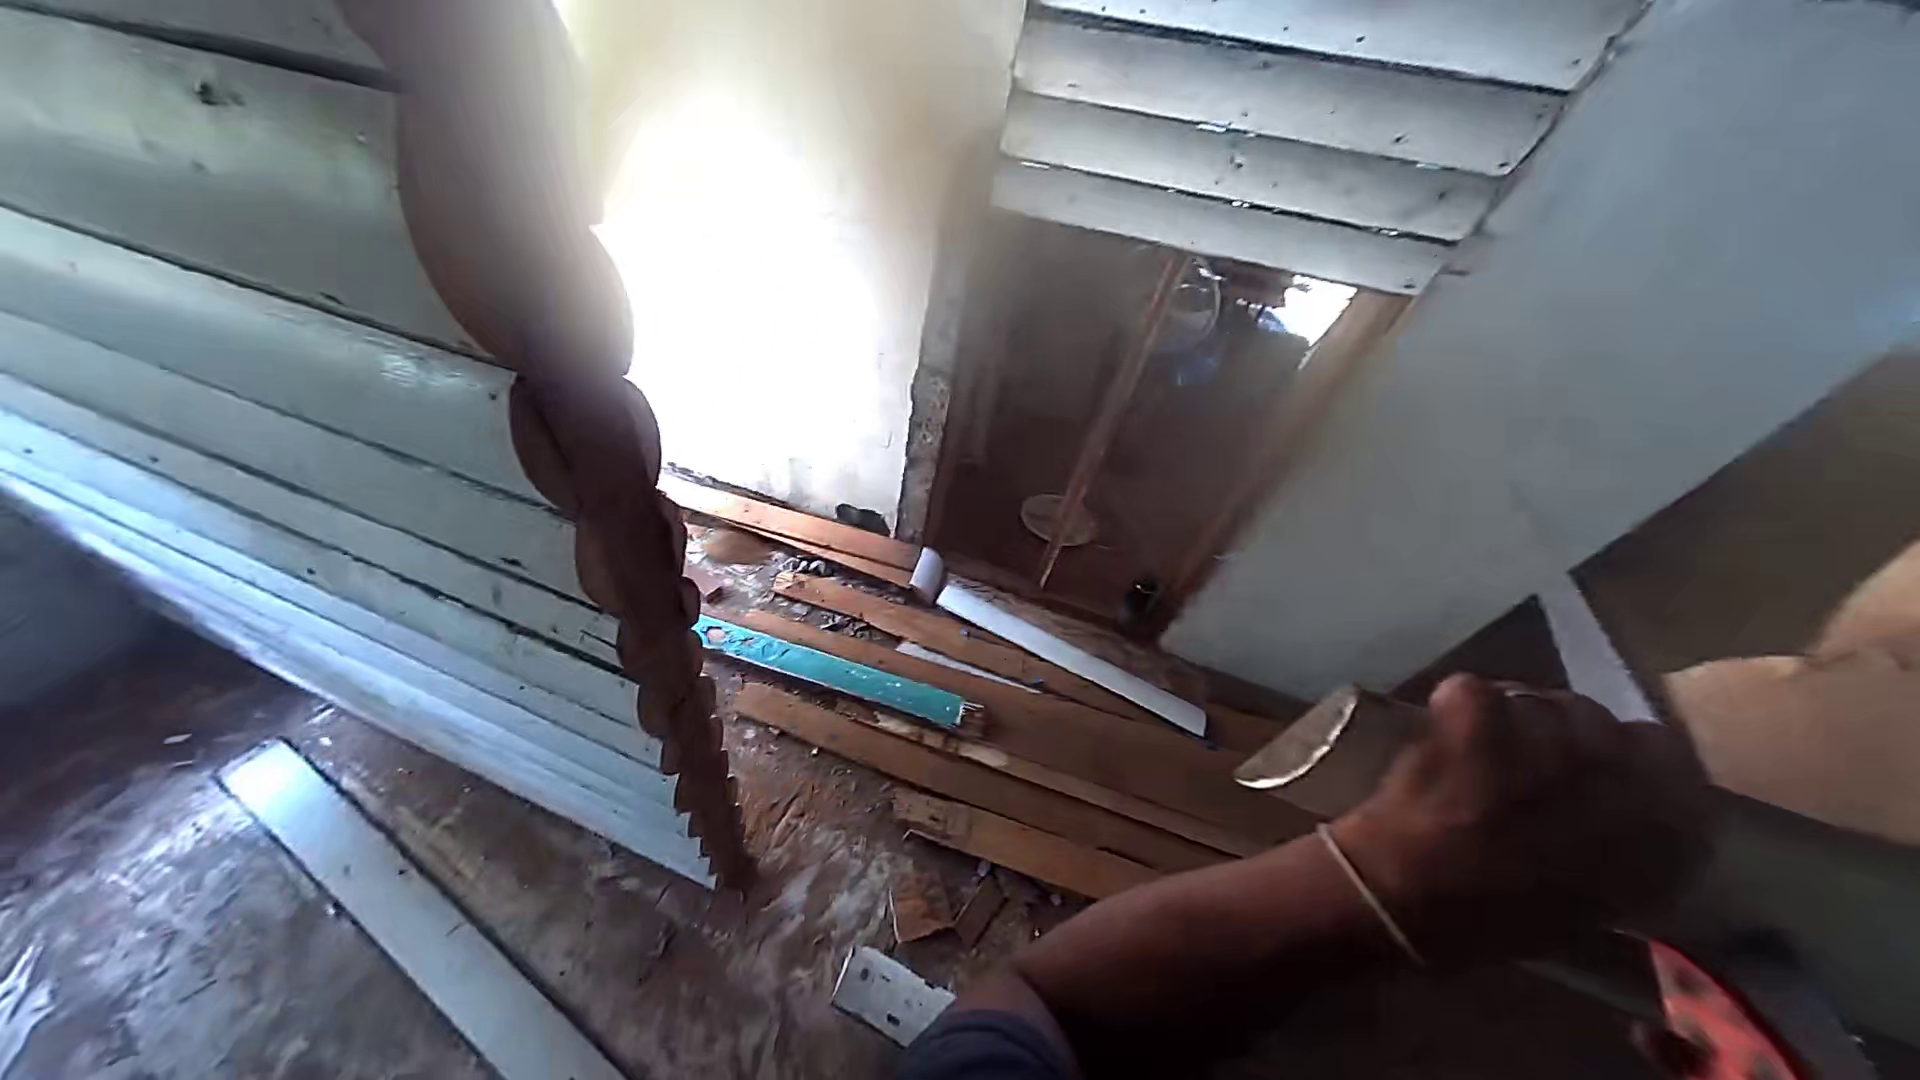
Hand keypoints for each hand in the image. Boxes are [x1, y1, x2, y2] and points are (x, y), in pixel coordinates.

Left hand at [1331, 673, 1710, 962]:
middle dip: (1574, 732)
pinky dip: (1460, 702)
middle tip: (1535, 748)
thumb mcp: (1594, 899)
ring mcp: (1536, 754)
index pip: (1673, 764)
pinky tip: (1449, 726)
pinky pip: (1476, 690)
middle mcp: (1608, 788)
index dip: (1636, 756)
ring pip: (1544, 703)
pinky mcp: (1469, 731)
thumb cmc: (1490, 912)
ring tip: (1487, 740)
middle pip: (1609, 725)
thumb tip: (1642, 807)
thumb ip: (1633, 850)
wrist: (1403, 895)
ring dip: (1517, 716)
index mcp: (1650, 841)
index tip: (1604, 760)